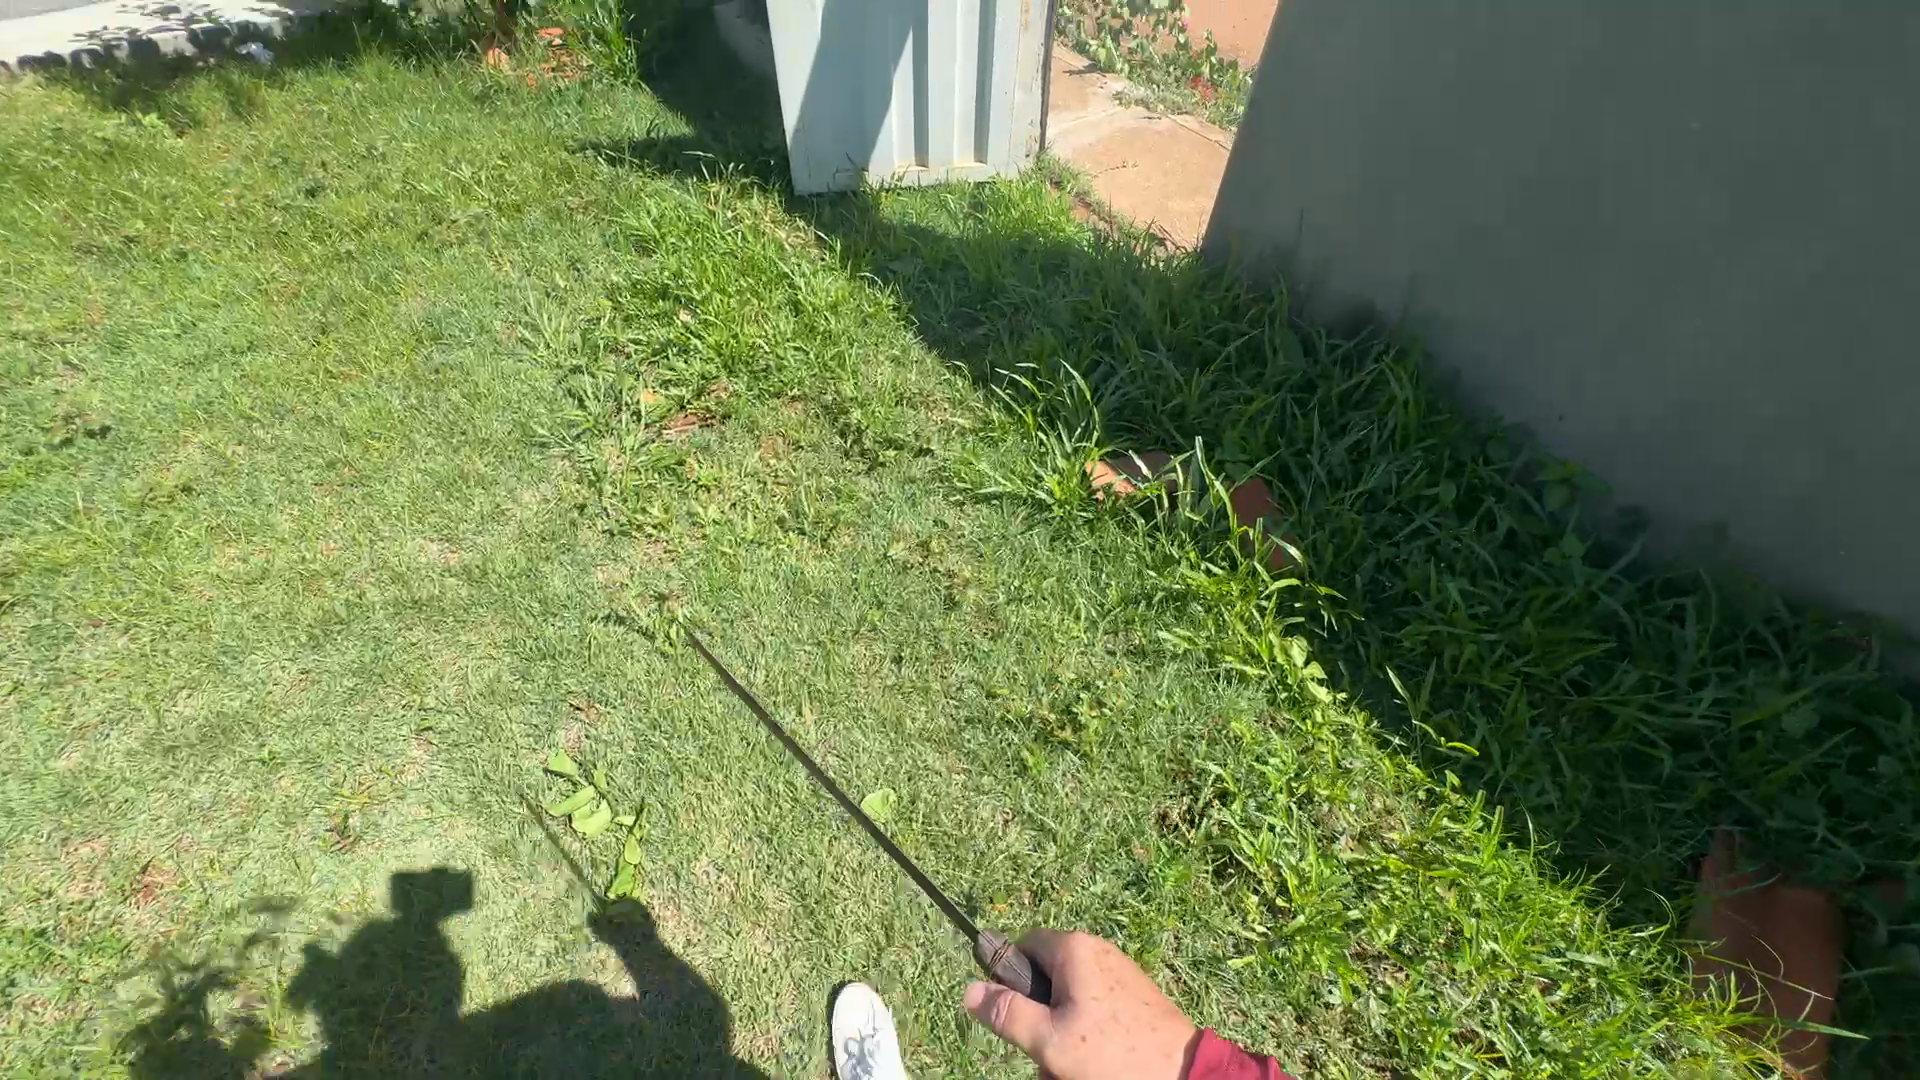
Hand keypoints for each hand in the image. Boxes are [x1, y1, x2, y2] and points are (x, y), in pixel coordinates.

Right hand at [963, 929, 1199, 1079]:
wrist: (1182, 1074)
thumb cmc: (1112, 1054)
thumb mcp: (1049, 1040)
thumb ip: (1007, 1014)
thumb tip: (967, 991)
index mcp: (1073, 948)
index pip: (1025, 946)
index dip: (1013, 980)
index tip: (1018, 1017)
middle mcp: (1096, 949)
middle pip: (1048, 977)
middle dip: (1041, 1018)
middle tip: (1049, 1054)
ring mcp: (1118, 971)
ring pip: (1071, 998)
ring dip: (1064, 1032)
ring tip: (1074, 1068)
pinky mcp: (1134, 994)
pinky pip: (1095, 1007)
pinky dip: (1088, 1035)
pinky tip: (1096, 1065)